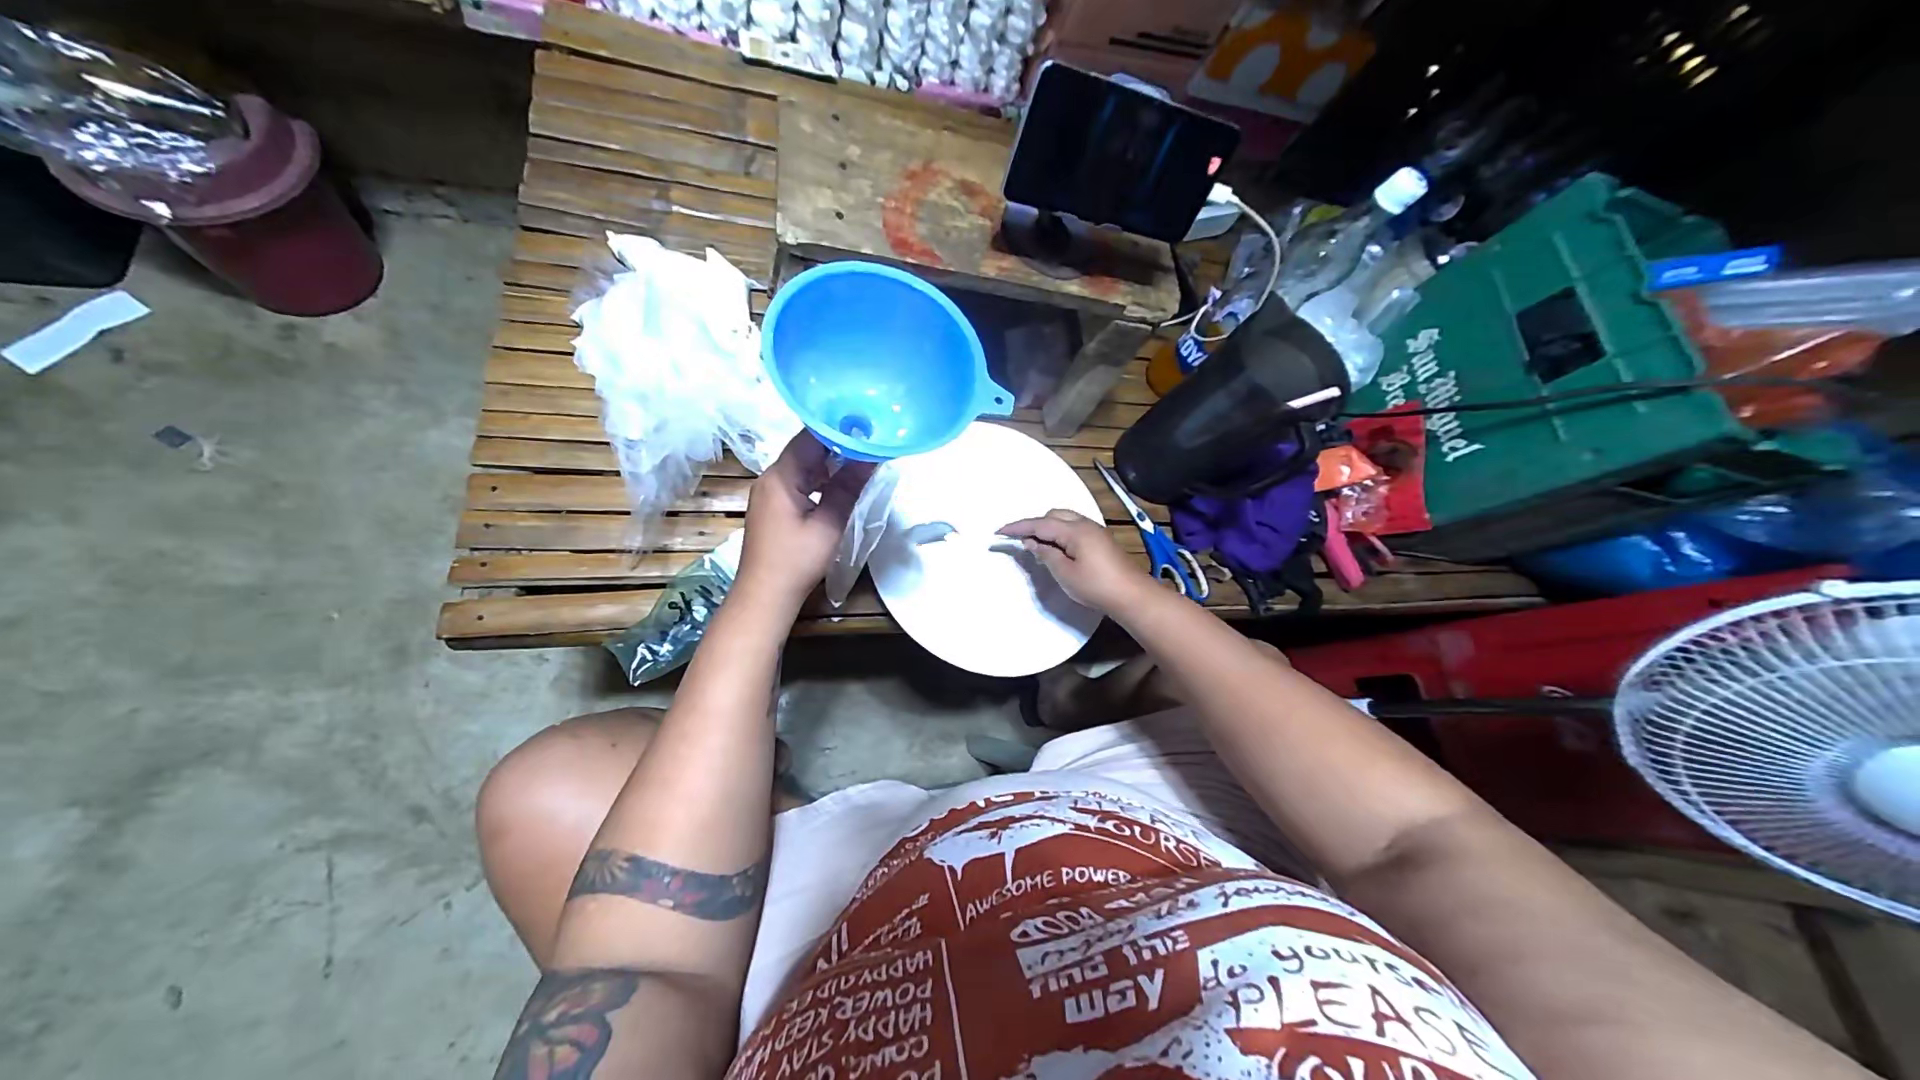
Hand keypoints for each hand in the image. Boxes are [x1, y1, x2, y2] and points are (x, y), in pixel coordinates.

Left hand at [737, 434, 875, 607]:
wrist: (765, 597)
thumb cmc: (796, 561)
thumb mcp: (828, 524)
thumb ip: (848, 488)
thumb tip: (871, 457)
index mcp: (780, 477)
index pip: (810, 438)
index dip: (839, 428)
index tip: (868, 424)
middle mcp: (771, 478)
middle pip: (807, 450)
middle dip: (840, 444)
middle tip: (873, 440)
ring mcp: (770, 493)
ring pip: (805, 467)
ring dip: (832, 464)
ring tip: (865, 459)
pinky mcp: (775, 508)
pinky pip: (801, 483)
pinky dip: (822, 480)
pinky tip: (843, 485)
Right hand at [999, 509, 1152, 613]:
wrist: (1132, 596)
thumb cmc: (1096, 586)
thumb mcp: (1064, 573)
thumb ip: (1046, 554)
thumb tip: (1032, 542)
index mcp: (1074, 530)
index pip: (1040, 523)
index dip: (1018, 527)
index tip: (1000, 531)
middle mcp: (1085, 524)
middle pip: (1053, 515)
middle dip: (1034, 524)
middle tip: (1020, 541)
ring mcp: (1095, 531)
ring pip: (1065, 520)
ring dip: (1048, 528)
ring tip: (1036, 545)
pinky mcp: (1101, 541)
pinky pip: (1074, 528)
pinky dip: (1060, 533)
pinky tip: (1056, 549)